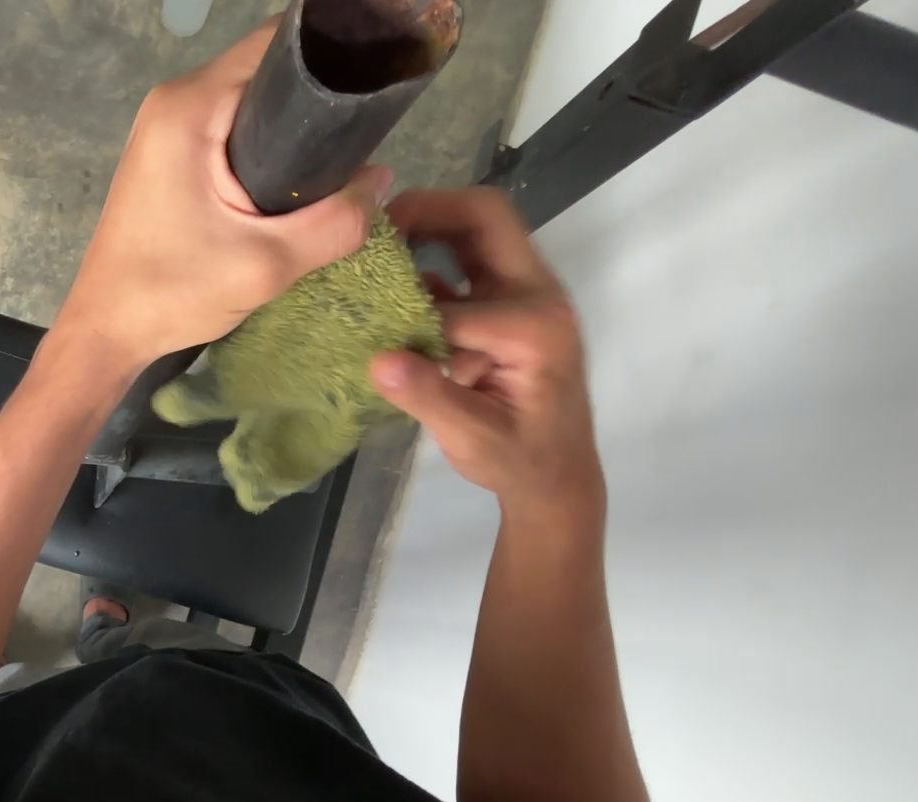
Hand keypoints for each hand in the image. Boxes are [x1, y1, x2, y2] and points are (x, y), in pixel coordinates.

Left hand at [54, 20, 393, 372]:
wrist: (106, 334)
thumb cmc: (171, 295)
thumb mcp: (266, 266)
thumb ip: (335, 223)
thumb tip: (381, 181)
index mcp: (190, 106)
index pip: (280, 47)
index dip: (332, 70)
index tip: (367, 110)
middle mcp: (172, 103)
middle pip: (265, 78)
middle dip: (310, 115)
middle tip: (342, 166)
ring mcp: (163, 132)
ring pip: (247, 112)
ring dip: (284, 144)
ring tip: (314, 188)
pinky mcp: (163, 162)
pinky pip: (226, 140)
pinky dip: (256, 161)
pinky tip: (275, 199)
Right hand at [369, 187, 602, 519]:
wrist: (556, 475)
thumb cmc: (519, 460)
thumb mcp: (474, 437)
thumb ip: (430, 396)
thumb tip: (379, 359)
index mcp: (533, 327)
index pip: (458, 301)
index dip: (406, 312)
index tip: (361, 320)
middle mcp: (535, 297)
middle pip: (486, 220)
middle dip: (429, 210)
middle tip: (372, 226)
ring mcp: (522, 297)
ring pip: (478, 232)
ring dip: (427, 226)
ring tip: (373, 242)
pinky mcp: (504, 307)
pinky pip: (467, 265)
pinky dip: (427, 261)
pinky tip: (387, 280)